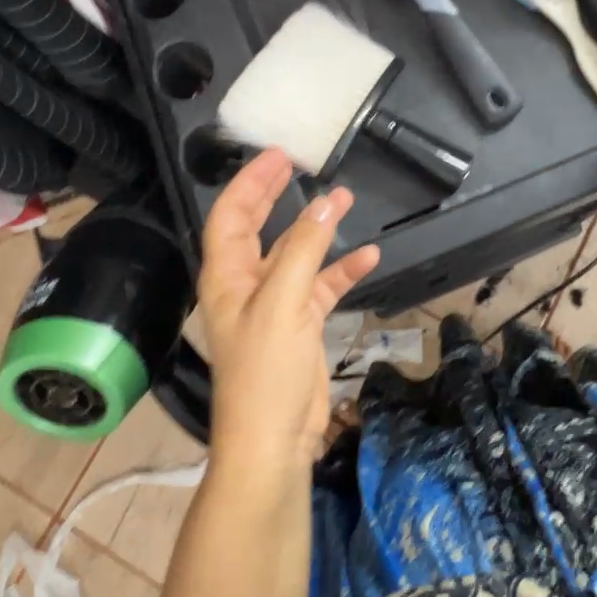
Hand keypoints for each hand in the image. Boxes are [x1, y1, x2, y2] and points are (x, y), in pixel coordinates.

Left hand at [197, 149, 380, 471]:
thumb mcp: (283, 303)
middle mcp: (247, 284)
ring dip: (319, 229)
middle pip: (259, 228)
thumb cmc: (264, 371)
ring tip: (346, 199)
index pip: (230, 215)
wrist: (274, 440)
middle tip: (298, 164)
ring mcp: (276, 304)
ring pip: (297, 253)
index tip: (276, 156)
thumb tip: (326, 202)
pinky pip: (323, 285)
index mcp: (227, 276)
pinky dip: (343, 269)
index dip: (250, 183)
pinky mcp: (301, 324)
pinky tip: (369, 256)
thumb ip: (304, 250)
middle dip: (276, 195)